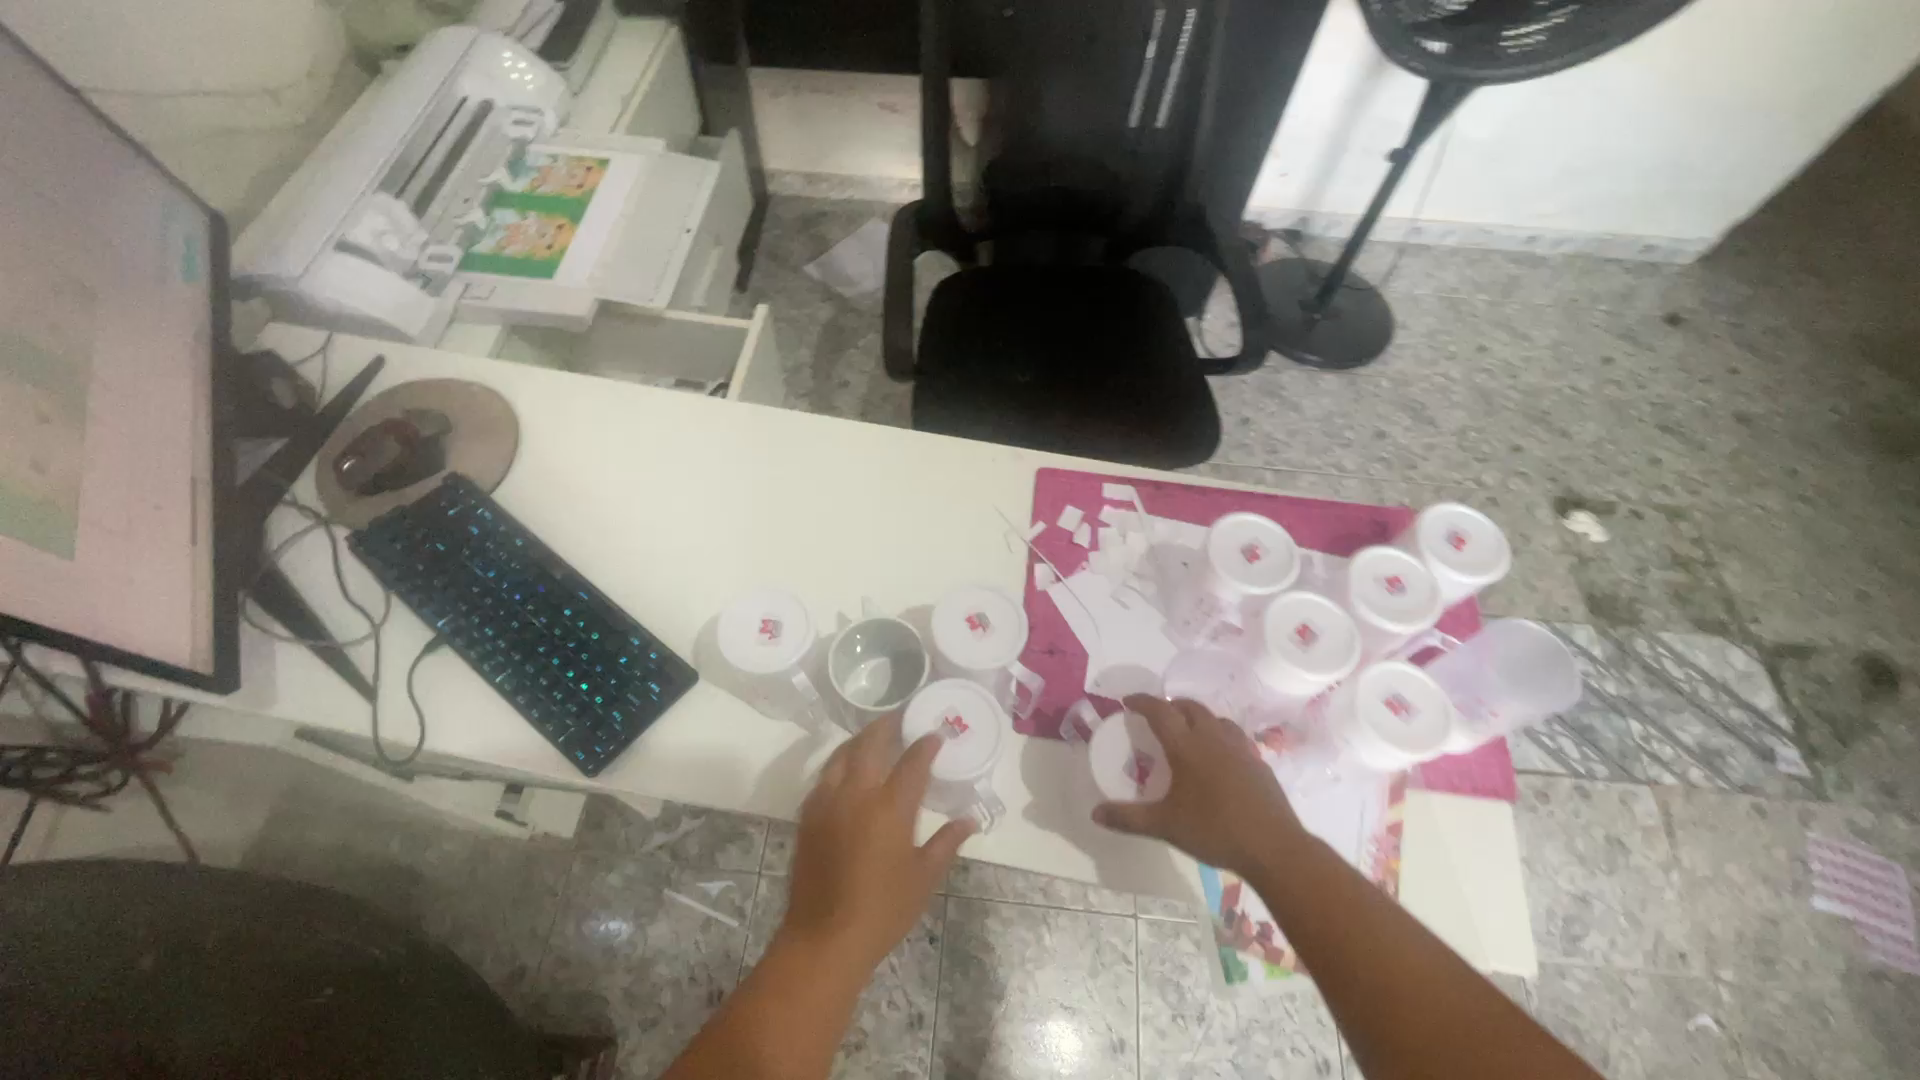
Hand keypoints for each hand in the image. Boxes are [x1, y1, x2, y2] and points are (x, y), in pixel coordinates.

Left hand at [779, 713, 974, 970]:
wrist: (825, 937)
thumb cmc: (883, 910)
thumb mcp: (924, 878)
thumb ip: (946, 843)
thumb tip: (969, 820)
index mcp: (891, 807)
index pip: (913, 761)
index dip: (926, 744)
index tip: (935, 734)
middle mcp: (857, 794)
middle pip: (871, 744)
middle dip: (887, 726)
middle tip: (901, 717)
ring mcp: (827, 802)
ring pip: (842, 755)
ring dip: (860, 740)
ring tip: (874, 737)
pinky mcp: (808, 816)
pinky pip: (824, 777)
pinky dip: (839, 764)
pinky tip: (847, 771)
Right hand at [1092, 695, 1310, 877]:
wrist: (1273, 847)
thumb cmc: (1214, 831)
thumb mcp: (1164, 826)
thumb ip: (1128, 818)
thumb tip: (1095, 814)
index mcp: (1187, 747)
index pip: (1160, 711)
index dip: (1142, 702)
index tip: (1128, 701)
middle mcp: (1214, 739)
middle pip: (1190, 707)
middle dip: (1171, 705)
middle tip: (1157, 716)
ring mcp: (1240, 748)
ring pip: (1216, 719)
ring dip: (1197, 717)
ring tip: (1187, 731)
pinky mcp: (1258, 762)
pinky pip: (1234, 736)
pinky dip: (1219, 735)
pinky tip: (1218, 757)